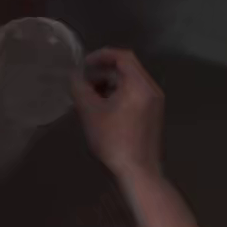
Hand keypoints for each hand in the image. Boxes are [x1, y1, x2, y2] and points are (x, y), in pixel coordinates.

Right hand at [71, 47, 164, 183]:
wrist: (137, 171)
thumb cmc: (112, 139)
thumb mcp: (89, 111)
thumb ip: (79, 87)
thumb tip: (74, 75)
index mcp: (139, 86)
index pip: (123, 57)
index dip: (101, 55)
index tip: (82, 64)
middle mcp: (151, 90)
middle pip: (126, 69)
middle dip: (101, 72)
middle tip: (81, 82)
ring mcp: (153, 103)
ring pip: (128, 82)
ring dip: (106, 84)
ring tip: (87, 96)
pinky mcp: (150, 114)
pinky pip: (132, 94)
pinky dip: (115, 94)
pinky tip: (99, 108)